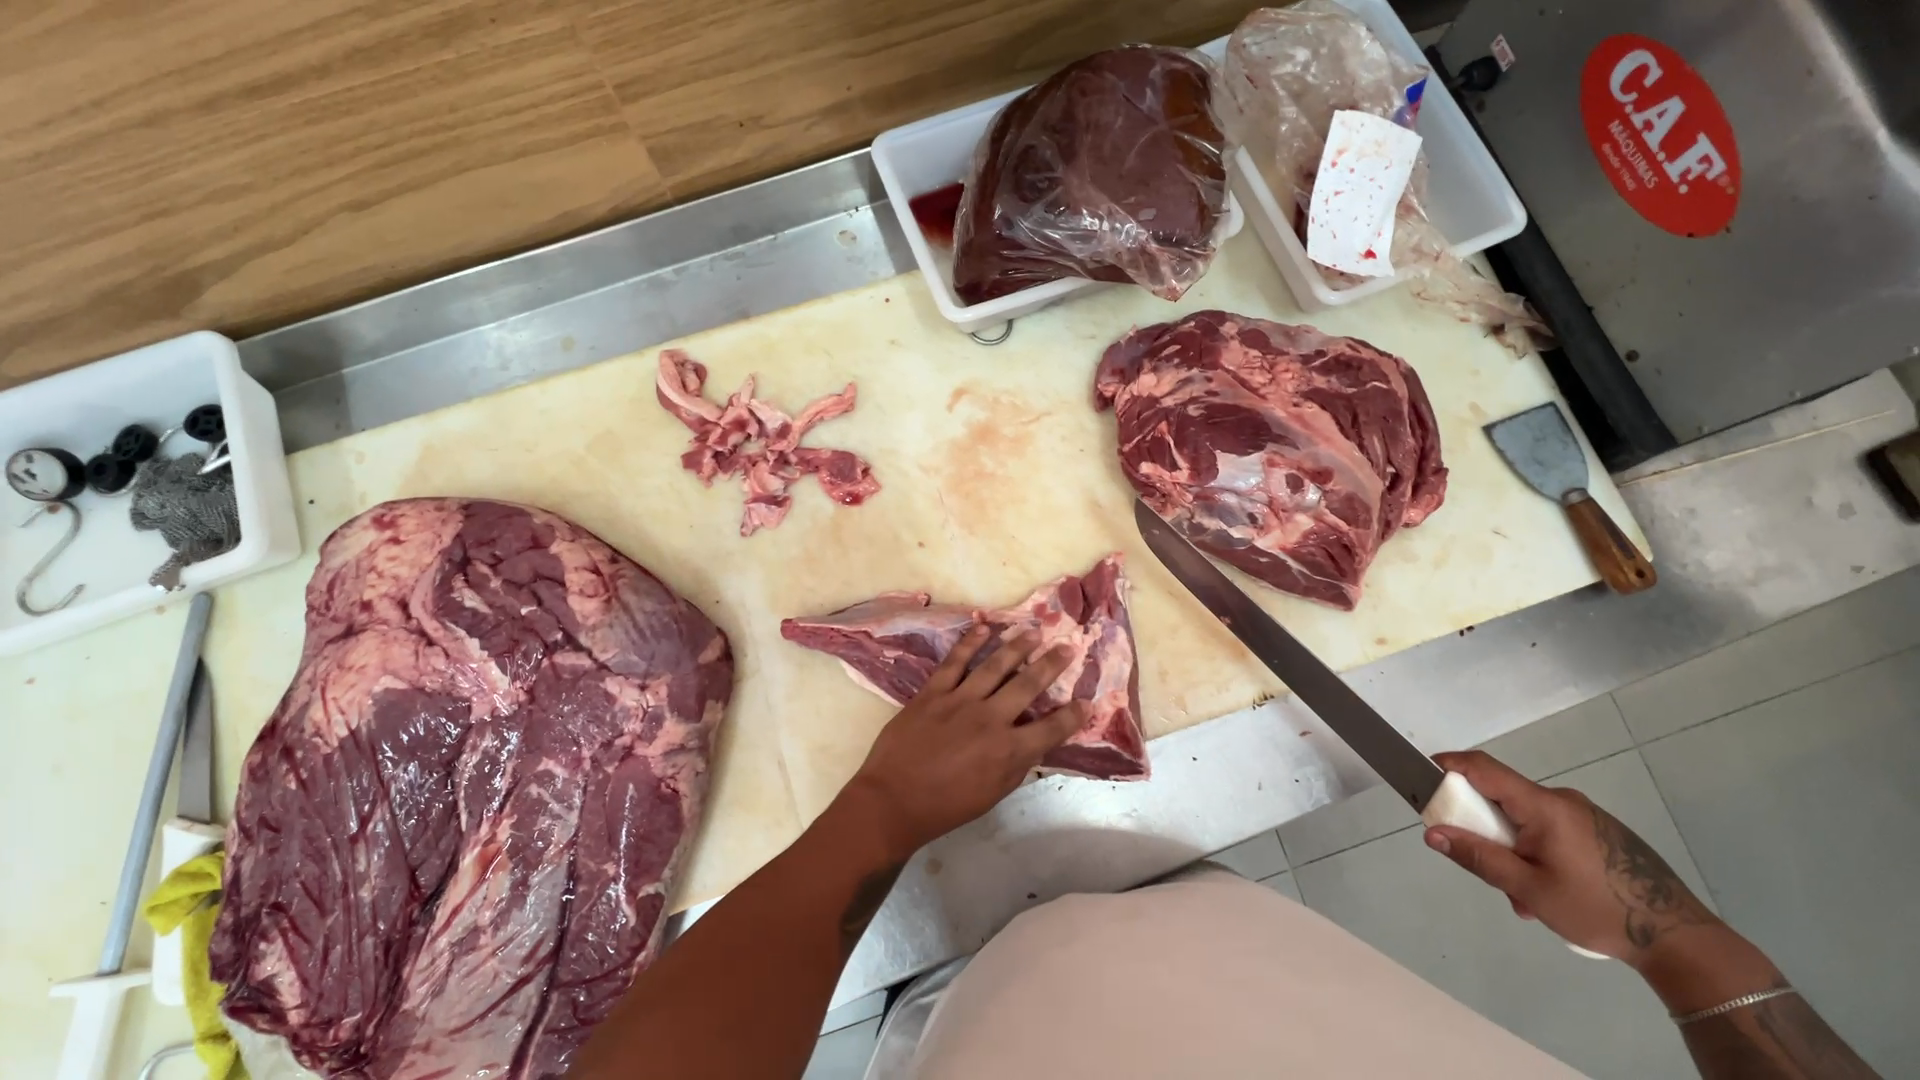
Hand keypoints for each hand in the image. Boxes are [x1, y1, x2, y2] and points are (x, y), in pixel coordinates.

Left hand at [841, 624, 1086, 859]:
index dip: (1072, 715)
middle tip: (1068, 646)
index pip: (1052, 728)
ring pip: (995, 666)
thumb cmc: (947, 806)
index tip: (1086, 701)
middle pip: (1028, 685)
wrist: (894, 800)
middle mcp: (990, 720)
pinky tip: (984, 628)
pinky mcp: (933, 692)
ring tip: (1034, 631)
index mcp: (1008, 751)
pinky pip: (954, 662)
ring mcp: (960, 701)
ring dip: (1017, 646)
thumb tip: (1035, 743)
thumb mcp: (993, 793)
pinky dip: (970, 643)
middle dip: (1051, 664)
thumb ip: (1017, 765)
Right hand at [1424, 750, 1719, 967]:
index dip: (1450, 765)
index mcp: (1544, 806)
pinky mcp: (1601, 833)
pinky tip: (1551, 893)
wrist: (1680, 938)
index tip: (1422, 774)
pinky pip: (1551, 831)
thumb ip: (1478, 857)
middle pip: (1503, 798)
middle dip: (1484, 829)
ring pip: (1527, 821)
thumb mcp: (1528, 889)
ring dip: (1513, 850)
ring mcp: (1585, 816)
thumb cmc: (1598, 909)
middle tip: (1486, 870)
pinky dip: (1537, 853)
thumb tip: (1433, 833)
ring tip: (1526, 898)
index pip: (1485, 768)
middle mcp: (1563, 800)